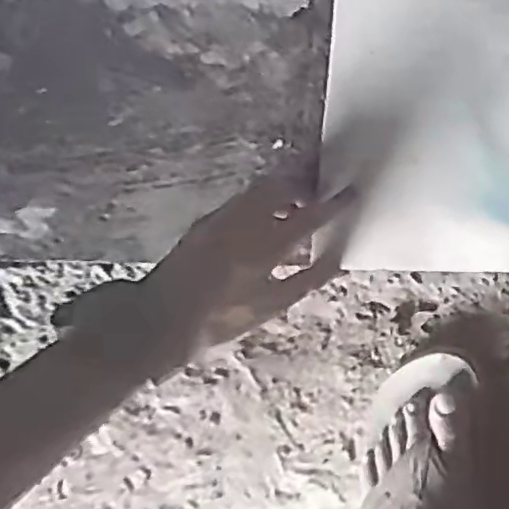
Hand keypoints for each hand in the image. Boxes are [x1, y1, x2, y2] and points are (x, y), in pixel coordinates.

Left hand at [60, 179, 355, 370]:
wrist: (158, 322)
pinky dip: (263, 204)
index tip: (351, 193)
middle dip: (305, 186)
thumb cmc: (222, 318)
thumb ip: (310, 277)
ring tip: (297, 210)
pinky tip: (267, 226)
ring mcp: (221, 218)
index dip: (334, 203)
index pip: (310, 216)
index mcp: (265, 245)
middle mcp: (243, 222)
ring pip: (260, 189)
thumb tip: (338, 257)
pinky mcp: (206, 221)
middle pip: (281, 187)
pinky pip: (244, 201)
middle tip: (320, 197)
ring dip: (283, 193)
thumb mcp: (274, 304)